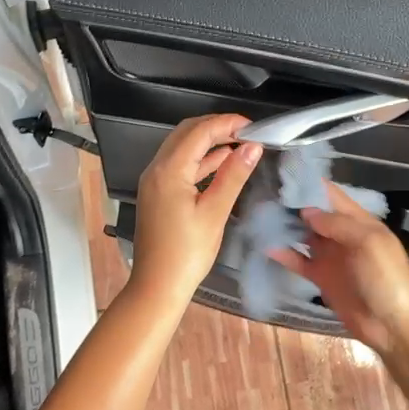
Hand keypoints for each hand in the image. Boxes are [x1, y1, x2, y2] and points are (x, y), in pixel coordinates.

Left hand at [127, 114, 263, 300]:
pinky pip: (180, 166)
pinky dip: (201, 161)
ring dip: (210, 143)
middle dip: (217, 128)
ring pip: (183, 148)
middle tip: (248, 133)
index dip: (227, 123)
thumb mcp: (215, 212)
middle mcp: (156, 170)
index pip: (199, 132)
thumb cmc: (186, 254)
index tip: (253, 127)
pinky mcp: (157, 194)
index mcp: (168, 171)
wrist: (158, 286)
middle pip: (187, 134)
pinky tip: (223, 164)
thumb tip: (252, 148)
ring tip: (241, 146)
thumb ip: (233, 176)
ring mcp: (154, 182)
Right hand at [270, 186, 408, 350]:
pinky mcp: (321, 277)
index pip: (332, 195)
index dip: (310, 184)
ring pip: (303, 235)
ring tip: (259, 216)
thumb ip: (338, 224)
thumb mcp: (368, 243)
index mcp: (360, 221)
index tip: (283, 174)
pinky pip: (299, 261)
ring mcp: (331, 256)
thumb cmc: (386, 279)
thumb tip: (306, 211)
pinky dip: (284, 254)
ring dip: (285, 227)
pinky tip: (266, 247)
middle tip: (262, 194)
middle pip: (314, 214)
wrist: (391, 324)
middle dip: (291, 204)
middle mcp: (343, 235)